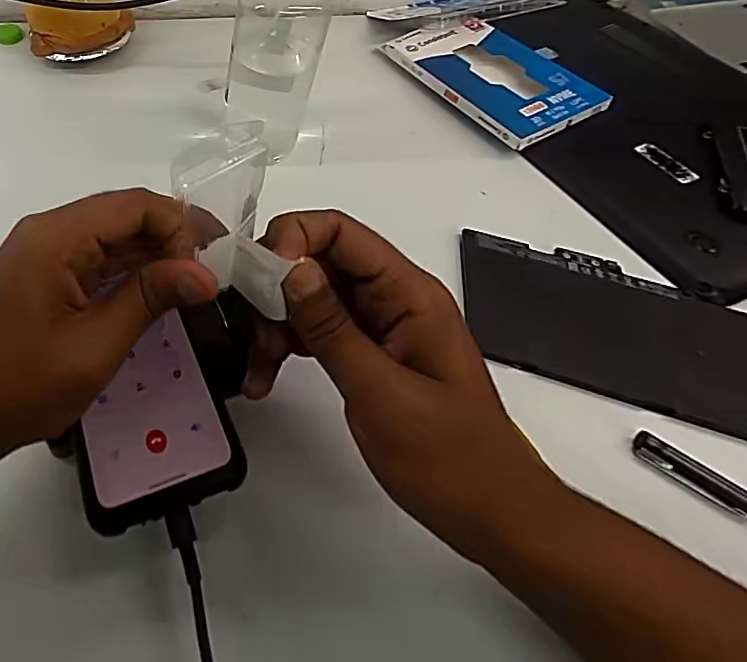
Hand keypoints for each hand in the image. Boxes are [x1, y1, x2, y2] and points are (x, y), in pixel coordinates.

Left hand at [0, 189, 218, 470]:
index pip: (133, 205)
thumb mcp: (95, 347)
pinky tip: (159, 288)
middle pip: (122, 213)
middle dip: (172, 234)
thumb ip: (150, 299)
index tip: (207, 268)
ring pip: (111, 234)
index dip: (179, 226)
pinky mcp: (42, 271)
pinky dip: (128, 268)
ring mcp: (42, 250)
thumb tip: (205, 272)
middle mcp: (46, 230)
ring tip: (197, 278)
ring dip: (153, 251)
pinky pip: (94, 256)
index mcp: (55, 237)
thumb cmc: (21, 386)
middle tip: (216, 267)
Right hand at [259, 210, 564, 549]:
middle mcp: (391, 298)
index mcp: (408, 294)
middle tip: (254, 325)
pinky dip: (283, 344)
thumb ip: (331, 327)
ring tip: (260, 362)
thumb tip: (292, 269)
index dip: (293, 238)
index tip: (262, 275)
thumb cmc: (454, 461)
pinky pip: (311, 326)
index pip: (340, 231)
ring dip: (274, 322)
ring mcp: (376, 322)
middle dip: (275, 287)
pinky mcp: (363, 346)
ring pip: (306, 294)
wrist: (491, 514)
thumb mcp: (382, 392)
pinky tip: (266, 372)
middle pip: (316, 259)